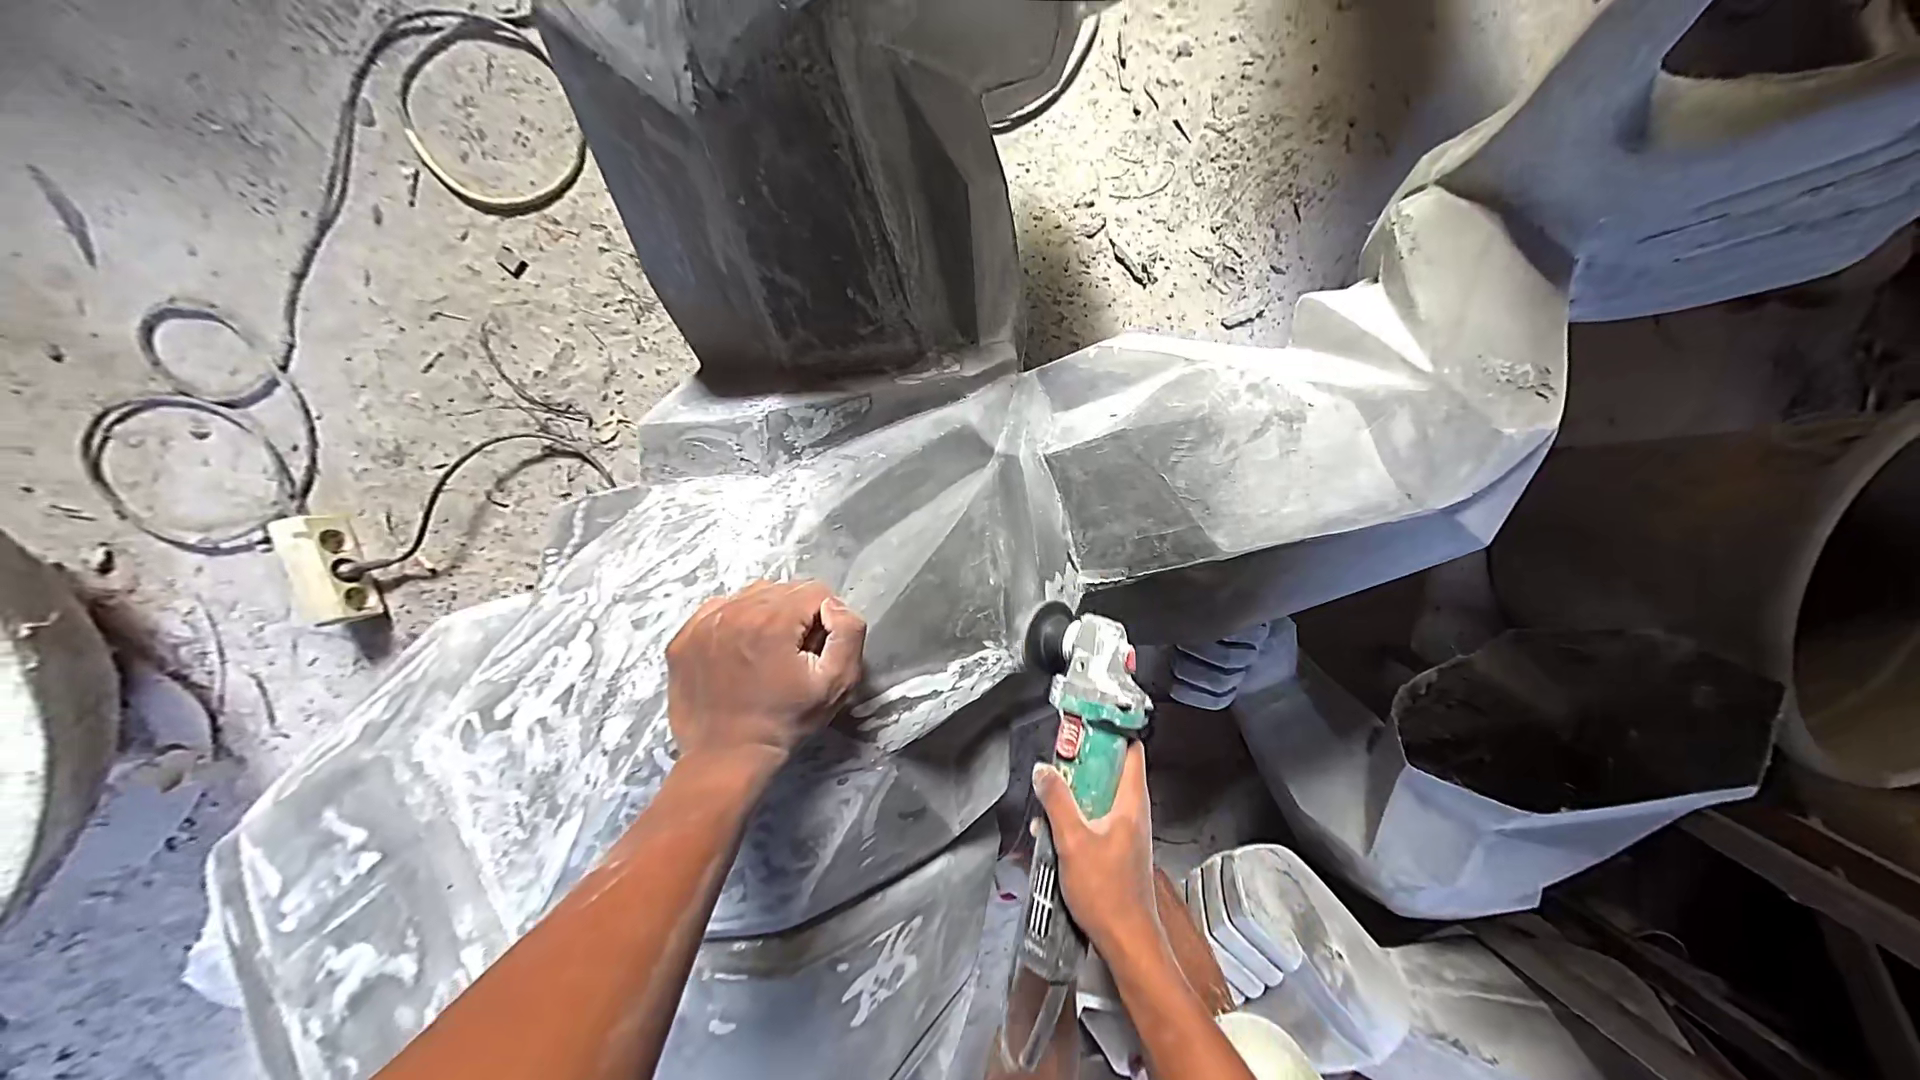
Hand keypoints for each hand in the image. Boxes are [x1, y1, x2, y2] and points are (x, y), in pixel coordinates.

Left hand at [666, 580, 865, 771]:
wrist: (727, 757)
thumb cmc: (784, 722)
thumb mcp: (836, 682)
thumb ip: (848, 632)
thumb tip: (833, 606)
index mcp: (773, 620)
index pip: (815, 591)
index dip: (825, 619)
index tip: (815, 650)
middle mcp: (735, 612)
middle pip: (783, 590)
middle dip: (796, 616)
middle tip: (792, 655)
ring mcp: (704, 623)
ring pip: (751, 596)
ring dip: (767, 616)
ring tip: (766, 654)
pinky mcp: (684, 638)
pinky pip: (720, 610)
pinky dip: (736, 623)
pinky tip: (740, 653)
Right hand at [1032, 740, 1159, 951]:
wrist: (1126, 939)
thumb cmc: (1108, 893)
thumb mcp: (1073, 840)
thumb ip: (1057, 801)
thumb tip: (1043, 771)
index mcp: (1131, 802)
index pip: (1131, 750)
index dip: (1110, 732)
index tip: (1084, 726)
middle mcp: (1133, 812)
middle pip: (1111, 770)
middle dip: (1083, 763)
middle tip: (1058, 760)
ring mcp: (1126, 830)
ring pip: (1100, 795)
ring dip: (1075, 793)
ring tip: (1050, 795)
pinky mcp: (1116, 848)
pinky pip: (1095, 818)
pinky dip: (1076, 817)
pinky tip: (1053, 829)